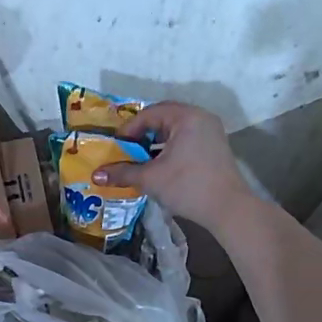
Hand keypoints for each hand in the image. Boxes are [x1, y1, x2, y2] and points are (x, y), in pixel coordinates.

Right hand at [92, 101, 257, 237]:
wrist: (226, 207)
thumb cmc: (187, 186)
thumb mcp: (150, 178)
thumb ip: (122, 173)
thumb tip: (95, 175)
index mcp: (185, 117)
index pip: (150, 114)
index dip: (129, 129)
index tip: (115, 146)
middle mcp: (200, 117)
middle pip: (163, 117)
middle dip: (141, 133)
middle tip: (125, 149)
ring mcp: (209, 131)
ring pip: (174, 129)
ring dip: (154, 142)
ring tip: (139, 159)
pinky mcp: (213, 146)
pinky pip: (185, 138)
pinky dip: (168, 148)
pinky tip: (158, 165)